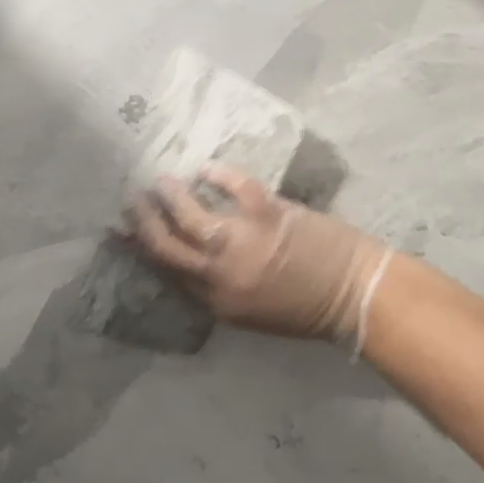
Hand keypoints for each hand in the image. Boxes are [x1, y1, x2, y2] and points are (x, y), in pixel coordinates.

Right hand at [127, 163, 392, 350]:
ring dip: (169, 196)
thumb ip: (220, 290)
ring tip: (158, 180)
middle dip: (142, 222)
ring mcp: (241, 242)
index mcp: (217, 302)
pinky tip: (205, 167)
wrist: (358, 296)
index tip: (126, 234)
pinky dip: (216, 174)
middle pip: (166, 246)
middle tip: (130, 202)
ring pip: (189, 215)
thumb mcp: (252, 314)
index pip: (168, 272)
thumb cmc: (309, 310)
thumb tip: (195, 263)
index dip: (142, 250)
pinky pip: (233, 186)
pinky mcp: (266, 214)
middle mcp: (220, 274)